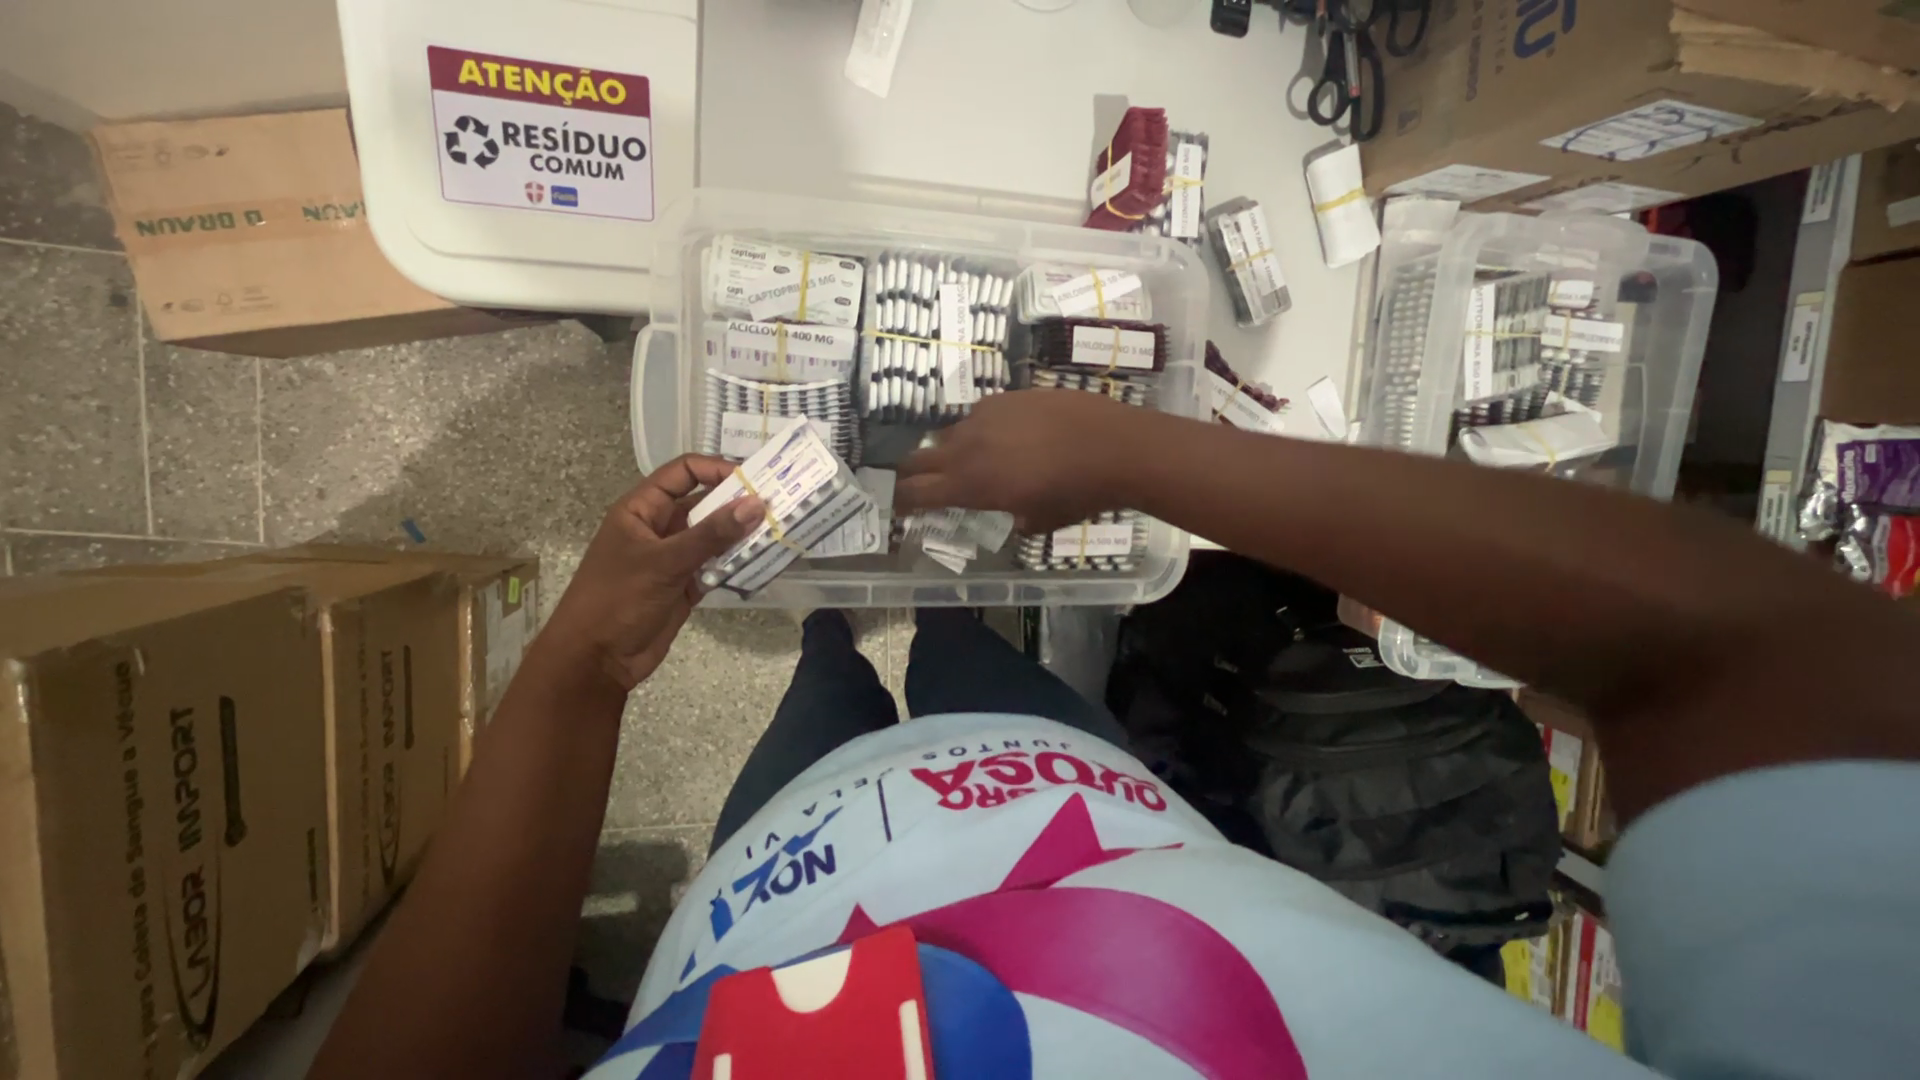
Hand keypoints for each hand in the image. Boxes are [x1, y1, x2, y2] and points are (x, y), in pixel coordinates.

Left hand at [543, 455, 764, 692]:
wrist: (595, 660)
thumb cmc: (618, 599)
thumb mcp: (665, 562)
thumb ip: (712, 534)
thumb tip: (757, 504)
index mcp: (641, 510)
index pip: (683, 473)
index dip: (716, 469)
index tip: (753, 480)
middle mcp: (659, 527)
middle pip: (704, 503)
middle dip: (738, 503)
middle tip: (779, 505)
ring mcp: (673, 557)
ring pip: (714, 536)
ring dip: (742, 534)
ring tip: (779, 530)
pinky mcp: (685, 585)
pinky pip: (716, 565)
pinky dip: (737, 563)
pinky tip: (764, 561)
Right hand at [896, 389, 1153, 530]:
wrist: (1115, 446)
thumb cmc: (1079, 494)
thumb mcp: (1041, 519)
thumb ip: (1014, 516)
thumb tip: (1013, 512)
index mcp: (971, 485)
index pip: (916, 493)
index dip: (901, 502)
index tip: (898, 507)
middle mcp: (968, 448)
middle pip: (919, 458)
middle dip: (912, 474)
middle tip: (917, 483)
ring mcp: (986, 416)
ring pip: (950, 433)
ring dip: (951, 450)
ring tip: (970, 459)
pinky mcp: (1008, 396)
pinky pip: (980, 415)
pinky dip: (982, 429)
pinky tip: (1006, 436)